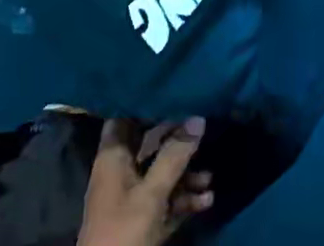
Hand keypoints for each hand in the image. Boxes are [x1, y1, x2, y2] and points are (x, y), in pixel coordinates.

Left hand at [78, 117, 213, 245]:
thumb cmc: (124, 229)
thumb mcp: (152, 192)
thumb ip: (174, 155)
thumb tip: (199, 118)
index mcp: (113, 157)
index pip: (125, 117)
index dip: (146, 105)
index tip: (173, 94)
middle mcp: (120, 172)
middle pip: (150, 146)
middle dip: (177, 142)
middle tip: (203, 132)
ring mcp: (131, 198)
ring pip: (161, 175)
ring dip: (186, 176)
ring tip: (210, 178)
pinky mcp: (142, 221)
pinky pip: (166, 201)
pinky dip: (184, 200)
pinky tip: (206, 202)